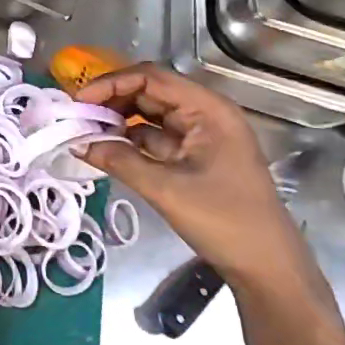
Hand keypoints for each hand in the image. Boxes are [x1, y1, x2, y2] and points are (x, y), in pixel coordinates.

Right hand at [77, 63, 297, 279]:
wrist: (267, 266)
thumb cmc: (224, 221)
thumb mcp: (166, 189)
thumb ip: (120, 161)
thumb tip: (79, 143)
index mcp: (208, 110)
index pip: (151, 78)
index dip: (112, 83)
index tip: (79, 102)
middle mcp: (206, 114)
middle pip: (151, 92)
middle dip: (112, 100)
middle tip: (77, 116)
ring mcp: (202, 136)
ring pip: (152, 115)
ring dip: (120, 120)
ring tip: (85, 131)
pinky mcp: (196, 157)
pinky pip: (157, 138)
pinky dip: (131, 141)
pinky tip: (107, 149)